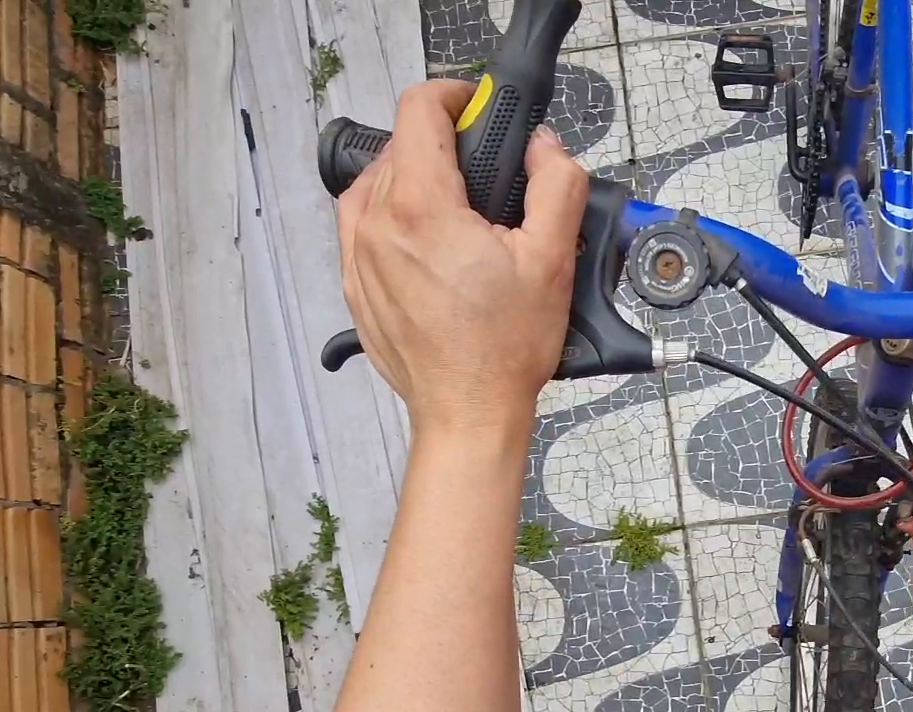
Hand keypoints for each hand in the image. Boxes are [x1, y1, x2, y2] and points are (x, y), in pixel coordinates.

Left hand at [336, 81, 588, 436]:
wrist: (468, 413)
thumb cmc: (505, 350)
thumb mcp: (552, 263)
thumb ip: (556, 187)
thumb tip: (545, 148)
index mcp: (420, 207)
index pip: (419, 110)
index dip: (454, 97)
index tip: (478, 110)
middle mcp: (375, 224)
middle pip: (400, 148)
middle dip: (444, 150)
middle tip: (487, 184)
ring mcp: (358, 257)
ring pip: (378, 186)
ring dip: (416, 183)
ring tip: (459, 219)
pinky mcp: (356, 287)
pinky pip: (364, 228)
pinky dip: (395, 220)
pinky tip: (431, 250)